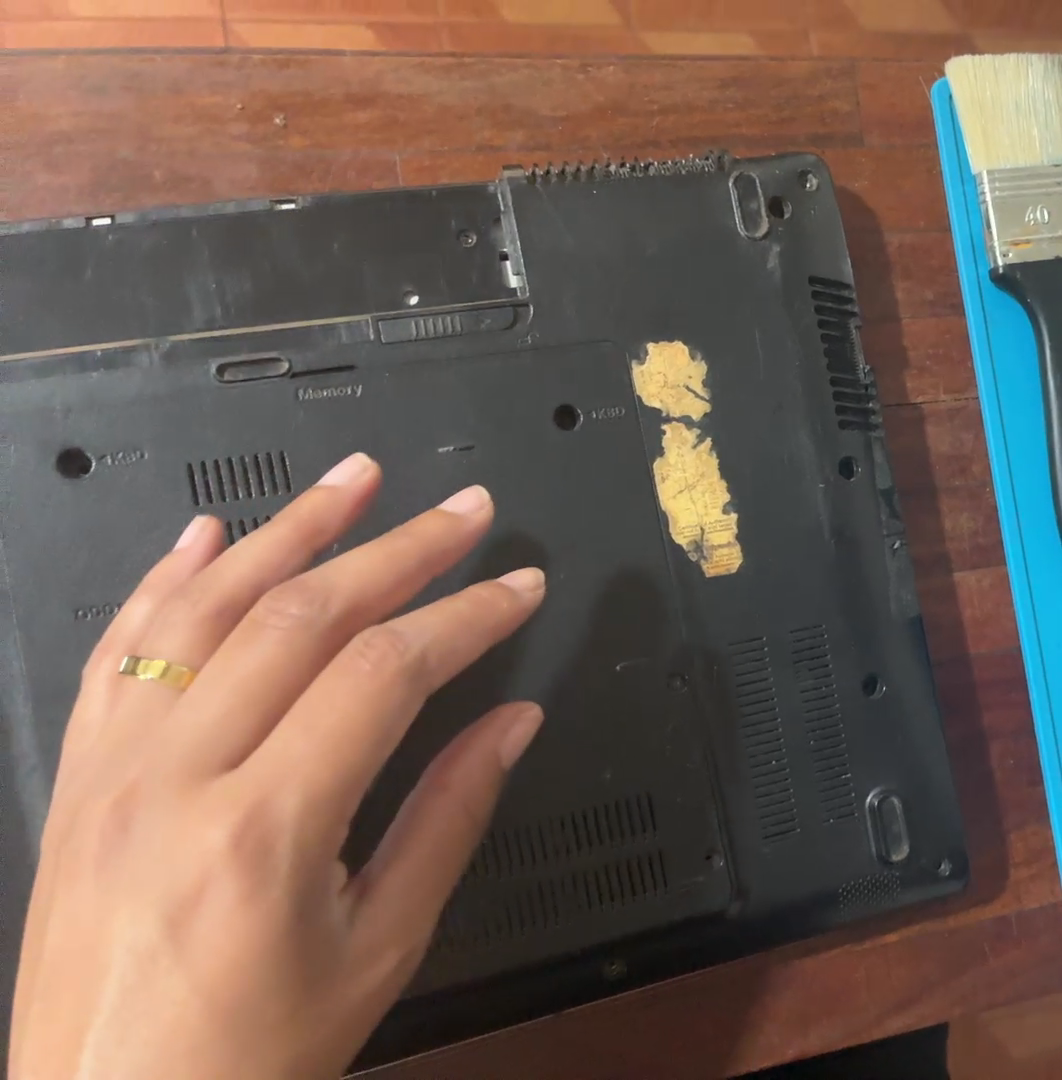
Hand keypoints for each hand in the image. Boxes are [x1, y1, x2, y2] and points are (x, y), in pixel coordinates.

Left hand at [10, 454, 546, 1079]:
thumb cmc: (260, 1046)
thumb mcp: (386, 938)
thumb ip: (452, 812)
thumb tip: (517, 717)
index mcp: (266, 826)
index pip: (386, 672)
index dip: (468, 615)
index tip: (524, 584)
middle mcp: (174, 781)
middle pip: (300, 618)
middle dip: (400, 549)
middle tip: (468, 508)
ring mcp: (109, 773)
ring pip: (202, 612)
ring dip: (289, 531)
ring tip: (357, 477)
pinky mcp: (77, 782)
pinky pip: (116, 654)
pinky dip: (168, 581)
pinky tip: (210, 533)